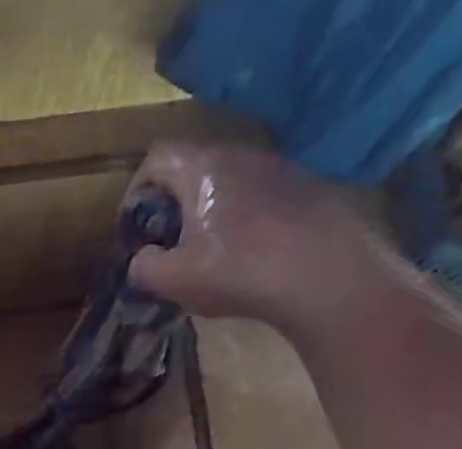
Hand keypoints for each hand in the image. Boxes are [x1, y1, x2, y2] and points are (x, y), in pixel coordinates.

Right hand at [125, 143, 431, 337]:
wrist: (326, 274)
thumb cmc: (238, 271)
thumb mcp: (172, 280)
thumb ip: (143, 266)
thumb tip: (143, 258)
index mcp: (202, 170)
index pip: (156, 158)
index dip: (135, 189)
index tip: (134, 224)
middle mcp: (240, 155)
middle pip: (192, 167)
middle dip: (171, 202)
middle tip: (166, 241)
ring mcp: (278, 168)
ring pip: (227, 181)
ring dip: (208, 209)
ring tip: (206, 250)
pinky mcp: (306, 187)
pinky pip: (258, 195)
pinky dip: (241, 217)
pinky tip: (247, 253)